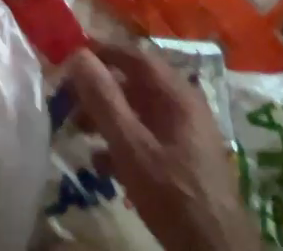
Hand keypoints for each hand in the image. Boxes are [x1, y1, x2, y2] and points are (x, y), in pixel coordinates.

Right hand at [68, 44, 257, 250]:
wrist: (215, 250)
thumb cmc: (172, 193)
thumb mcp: (131, 146)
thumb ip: (104, 100)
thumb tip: (79, 56)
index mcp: (177, 95)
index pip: (135, 55)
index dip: (101, 51)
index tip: (68, 55)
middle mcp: (185, 106)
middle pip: (135, 82)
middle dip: (99, 87)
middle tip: (67, 97)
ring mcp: (186, 133)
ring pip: (139, 110)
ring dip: (107, 115)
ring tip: (77, 129)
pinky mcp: (183, 158)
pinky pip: (147, 135)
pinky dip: (122, 139)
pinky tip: (101, 162)